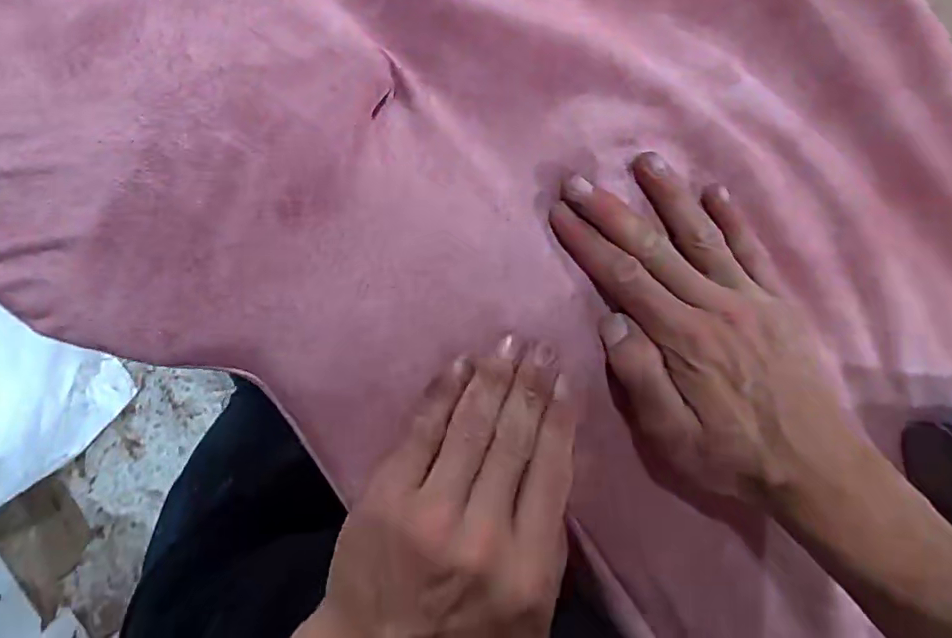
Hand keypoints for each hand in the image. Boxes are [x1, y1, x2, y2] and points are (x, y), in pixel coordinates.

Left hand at [298, 339, 577, 637]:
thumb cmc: (465, 631)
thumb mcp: (529, 608)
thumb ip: (546, 537)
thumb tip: (558, 452)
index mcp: (528, 568)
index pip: (551, 470)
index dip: (558, 416)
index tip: (565, 377)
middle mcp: (482, 536)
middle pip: (512, 439)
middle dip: (529, 384)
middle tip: (540, 345)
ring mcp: (429, 513)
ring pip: (470, 426)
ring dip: (492, 377)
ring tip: (506, 343)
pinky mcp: (386, 497)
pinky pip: (421, 429)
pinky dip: (443, 391)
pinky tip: (460, 365)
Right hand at [548, 152, 876, 513]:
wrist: (821, 470)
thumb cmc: (735, 458)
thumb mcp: (675, 441)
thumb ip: (640, 378)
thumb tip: (609, 320)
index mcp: (682, 338)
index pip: (623, 277)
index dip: (588, 241)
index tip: (560, 212)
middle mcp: (713, 305)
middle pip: (652, 246)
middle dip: (610, 210)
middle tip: (579, 179)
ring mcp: (749, 297)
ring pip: (701, 234)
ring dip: (670, 194)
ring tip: (646, 159)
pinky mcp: (779, 299)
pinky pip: (753, 249)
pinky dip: (733, 217)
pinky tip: (715, 188)